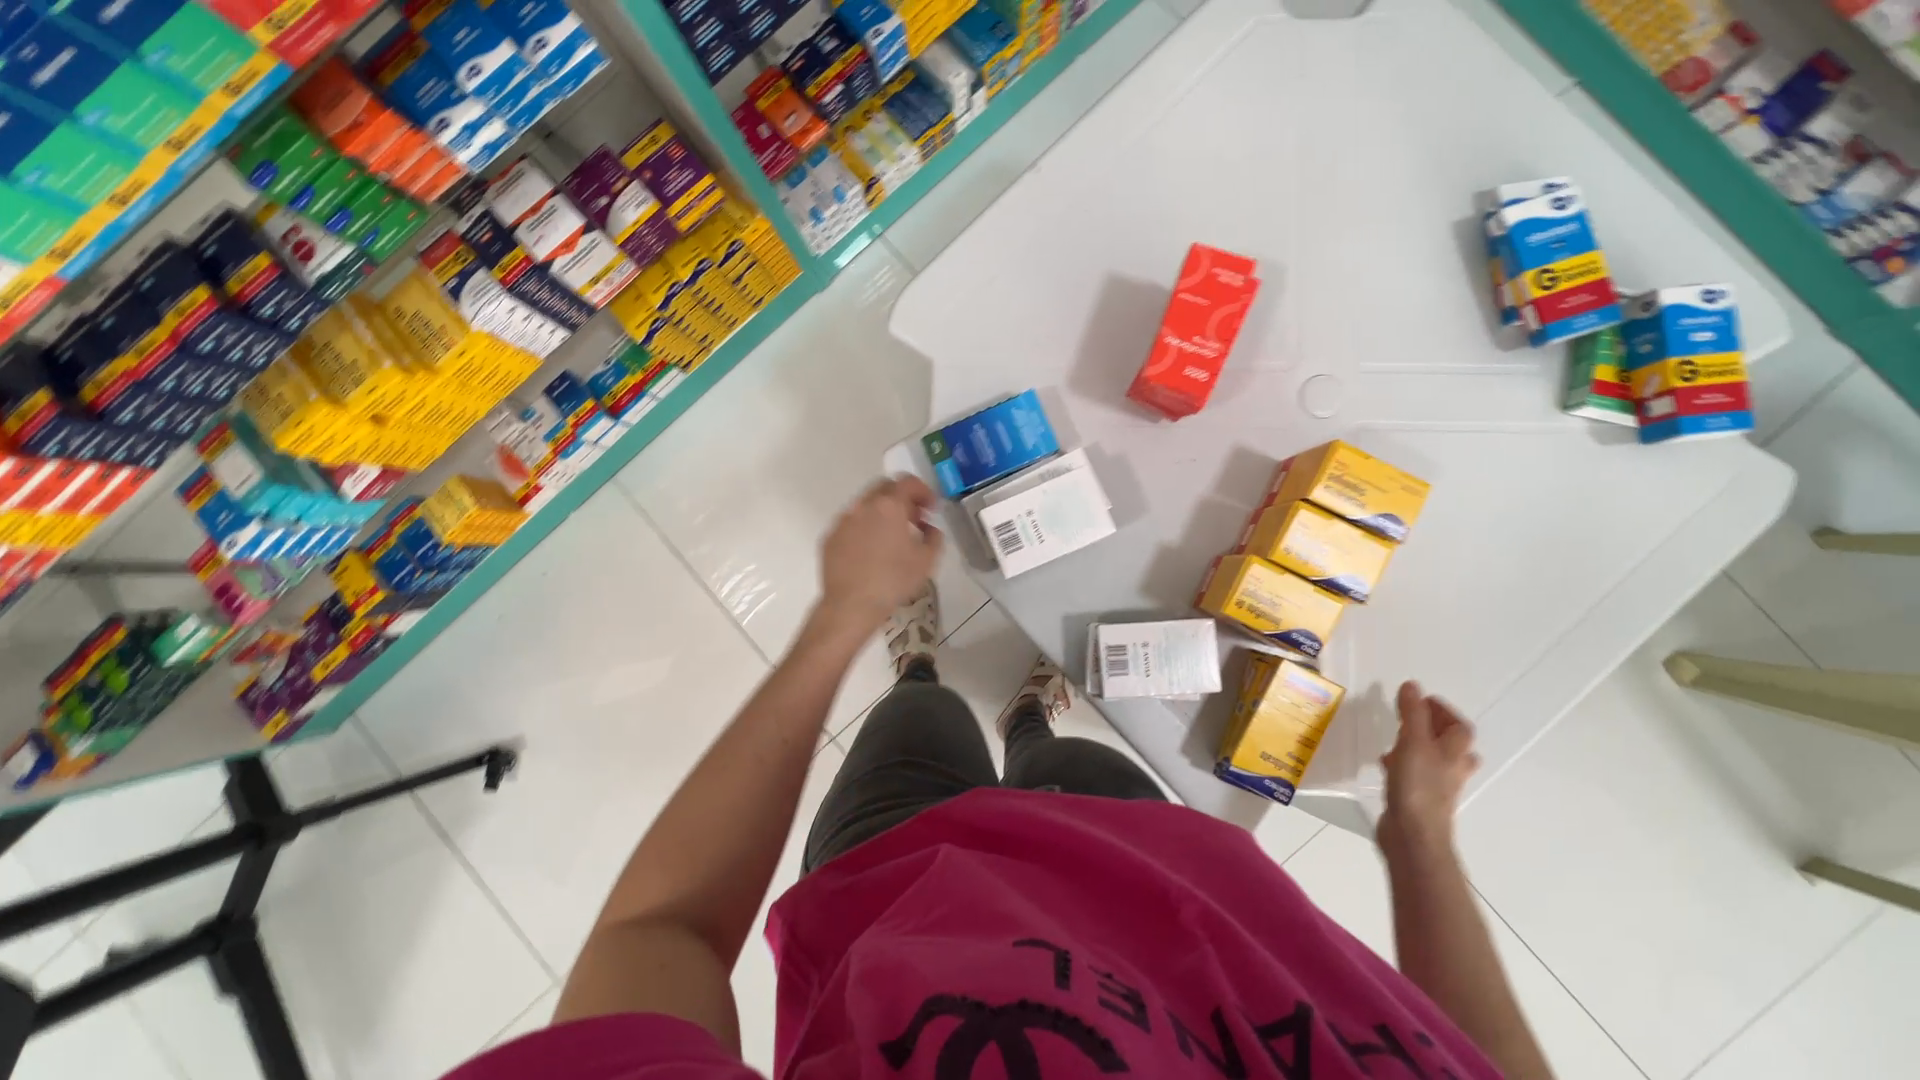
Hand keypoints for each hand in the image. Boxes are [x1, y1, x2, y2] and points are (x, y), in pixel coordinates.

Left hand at [815, 474, 943, 639]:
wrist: (851, 606)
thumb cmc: (893, 582)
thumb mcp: (927, 561)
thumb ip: (934, 537)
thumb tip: (929, 528)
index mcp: (888, 506)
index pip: (908, 482)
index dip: (923, 491)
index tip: (931, 509)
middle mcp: (862, 506)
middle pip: (884, 488)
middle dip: (902, 499)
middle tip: (914, 520)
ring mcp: (842, 521)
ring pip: (865, 506)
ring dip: (882, 513)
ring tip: (892, 538)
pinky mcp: (829, 538)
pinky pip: (851, 524)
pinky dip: (864, 529)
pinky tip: (870, 553)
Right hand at [1377, 681, 1479, 858]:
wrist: (1413, 836)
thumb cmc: (1418, 786)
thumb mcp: (1413, 742)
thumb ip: (1412, 713)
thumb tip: (1412, 685)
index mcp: (1454, 753)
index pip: (1459, 727)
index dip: (1444, 711)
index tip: (1422, 700)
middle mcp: (1450, 769)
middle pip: (1450, 744)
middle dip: (1433, 729)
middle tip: (1411, 717)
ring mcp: (1436, 787)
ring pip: (1432, 760)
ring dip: (1418, 746)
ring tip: (1397, 736)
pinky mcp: (1418, 799)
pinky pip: (1414, 775)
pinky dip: (1403, 764)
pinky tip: (1385, 762)